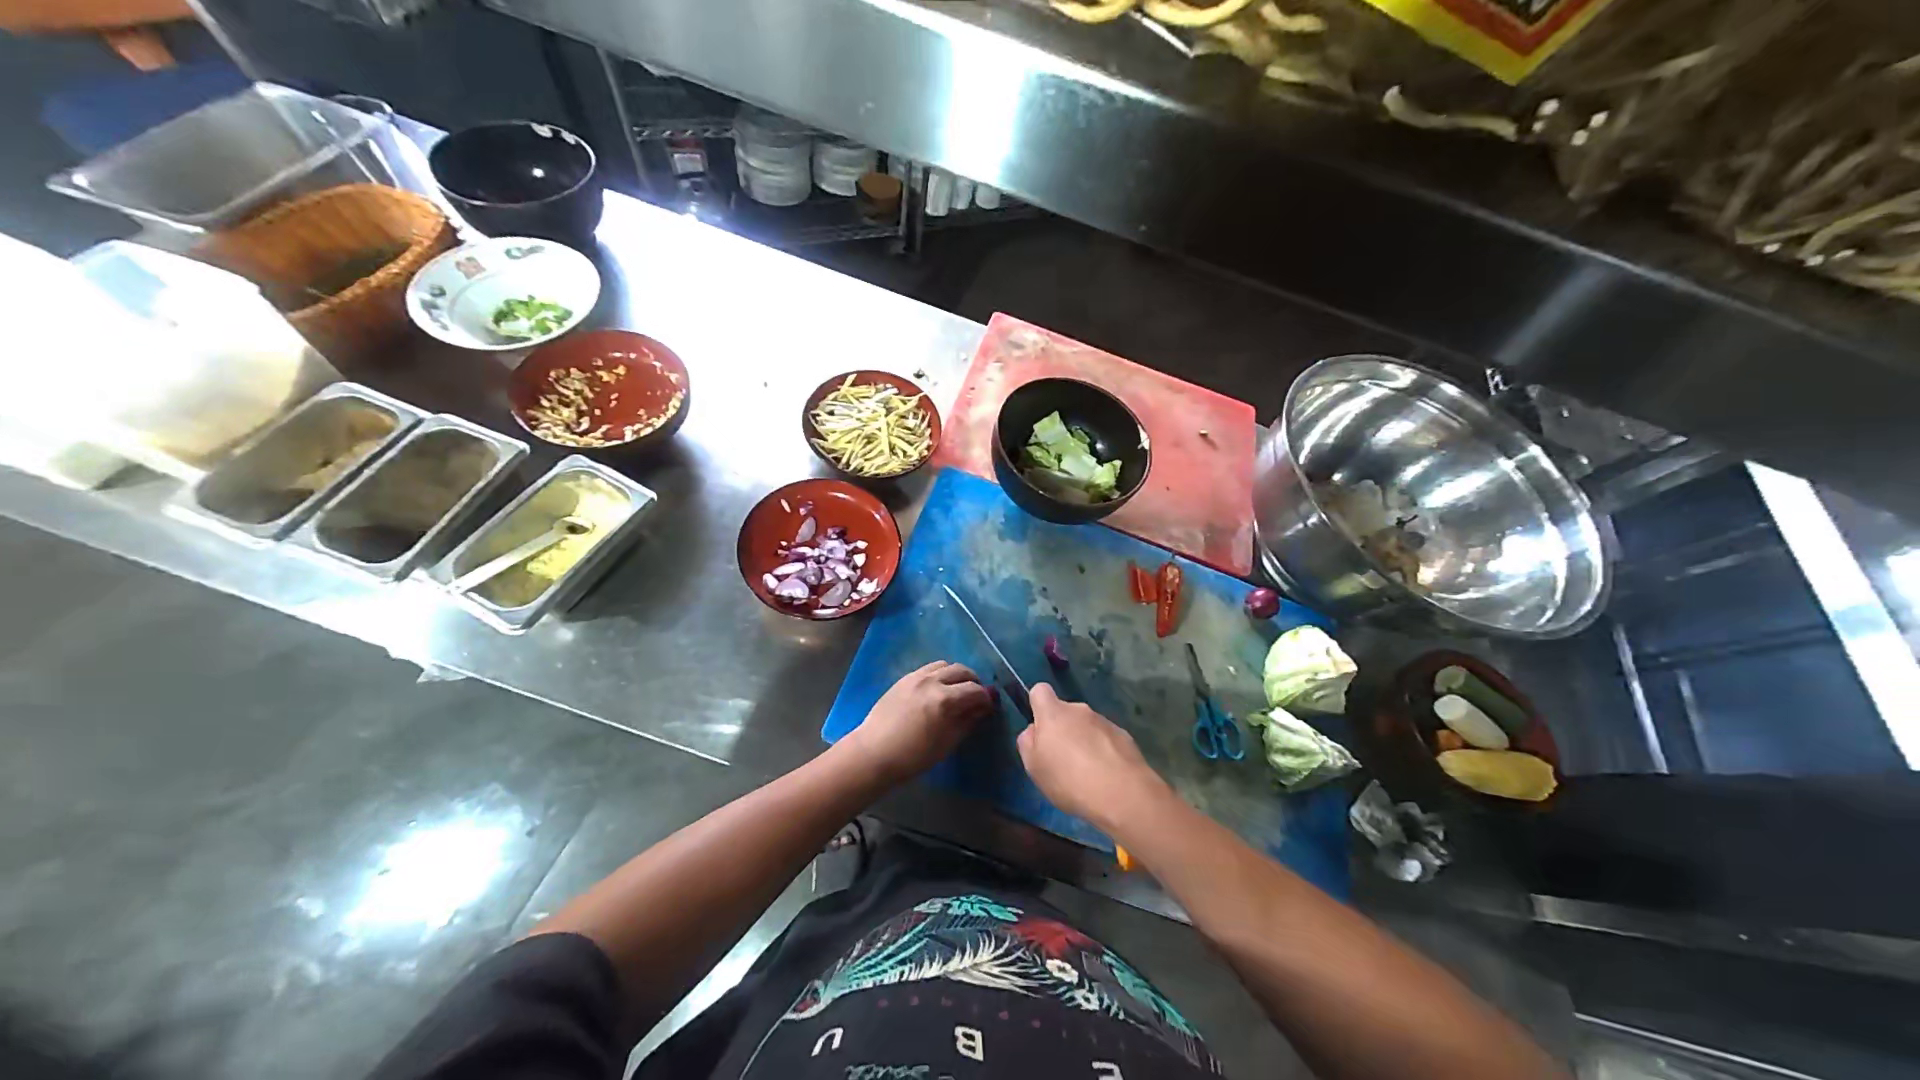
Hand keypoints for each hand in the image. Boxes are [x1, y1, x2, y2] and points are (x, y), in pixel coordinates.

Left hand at [840, 662, 994, 785]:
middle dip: (973, 682)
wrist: (874, 752)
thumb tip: (983, 708)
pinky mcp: (904, 678)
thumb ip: (967, 721)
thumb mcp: (947, 742)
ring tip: (956, 691)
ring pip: (944, 665)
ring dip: (956, 675)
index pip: (975, 690)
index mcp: (945, 699)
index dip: (985, 698)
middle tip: (975, 697)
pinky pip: (928, 669)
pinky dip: (939, 674)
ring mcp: (915, 677)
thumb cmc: (914, 755)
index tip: (989, 707)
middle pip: (962, 670)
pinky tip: (937, 690)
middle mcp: (932, 681)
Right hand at [1017, 683, 1169, 833]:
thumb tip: (1034, 730)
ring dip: (1085, 741)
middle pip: (1065, 712)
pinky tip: (1107, 776)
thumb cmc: (1068, 780)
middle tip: (1063, 760)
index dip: (1038, 706)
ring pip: (1087, 726)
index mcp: (1053, 713)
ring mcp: (1105, 722)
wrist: (1121, 794)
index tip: (1041, 729)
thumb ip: (1028, 742)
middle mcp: (1080, 710)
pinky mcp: (1125, 736)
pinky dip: (1104, 751)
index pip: (1040, 691)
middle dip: (1063, 730)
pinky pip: (1107, 739)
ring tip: (1088, 773)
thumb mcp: (1034, 767)